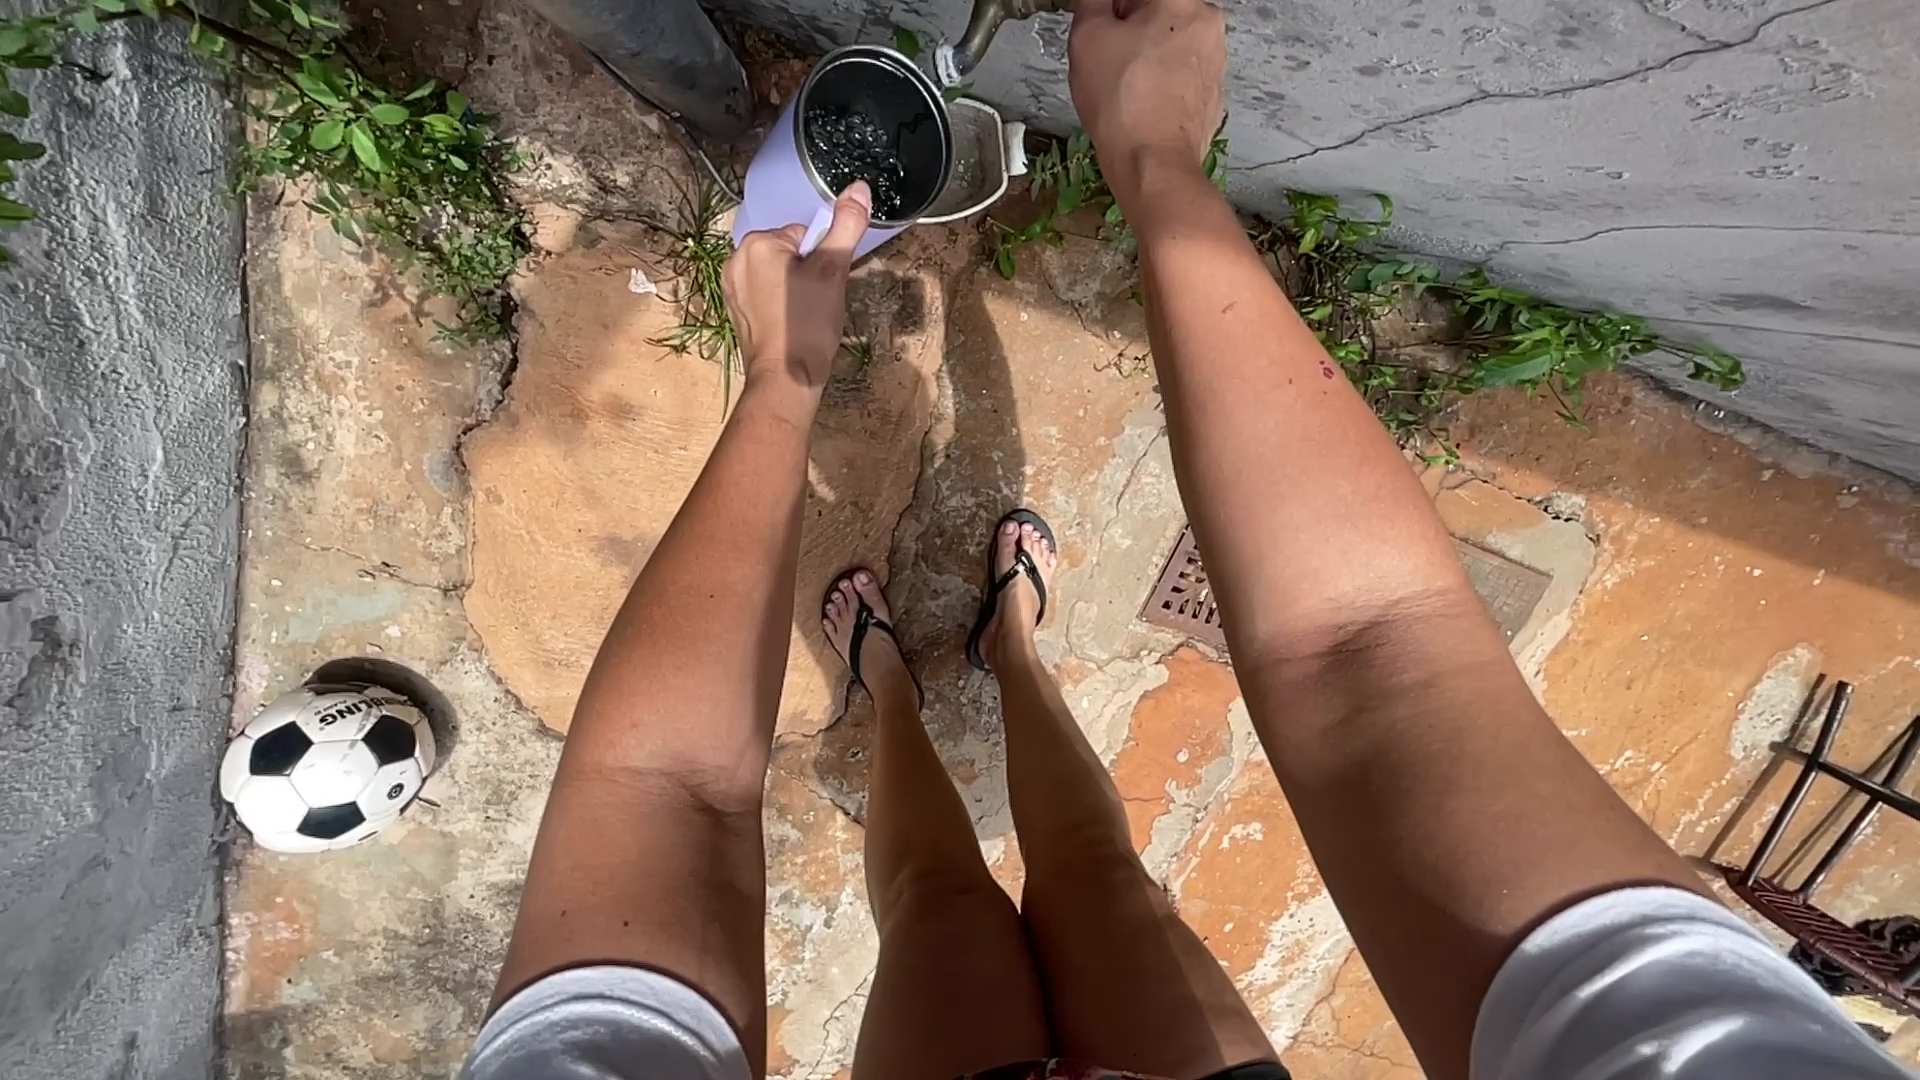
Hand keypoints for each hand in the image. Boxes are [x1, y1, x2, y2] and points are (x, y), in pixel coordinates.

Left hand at [723, 181, 871, 391]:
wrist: (786, 378)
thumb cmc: (807, 327)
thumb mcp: (833, 272)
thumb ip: (846, 227)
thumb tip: (859, 189)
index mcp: (758, 243)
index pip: (804, 234)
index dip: (822, 259)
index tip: (824, 285)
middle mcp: (737, 260)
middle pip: (789, 253)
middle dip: (807, 273)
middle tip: (817, 303)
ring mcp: (732, 287)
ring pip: (777, 274)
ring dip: (795, 289)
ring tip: (805, 316)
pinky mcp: (736, 310)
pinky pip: (765, 294)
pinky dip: (781, 305)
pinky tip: (792, 324)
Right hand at [1068, 0, 1224, 196]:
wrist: (1153, 166)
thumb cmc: (1120, 102)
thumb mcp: (1087, 37)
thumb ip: (1092, 2)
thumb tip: (1099, 3)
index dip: (1110, 16)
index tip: (1101, 41)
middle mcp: (1208, 23)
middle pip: (1156, 18)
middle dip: (1131, 39)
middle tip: (1110, 71)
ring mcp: (1215, 64)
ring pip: (1169, 52)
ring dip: (1146, 64)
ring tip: (1126, 96)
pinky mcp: (1212, 99)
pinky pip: (1180, 83)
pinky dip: (1161, 91)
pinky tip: (1143, 112)